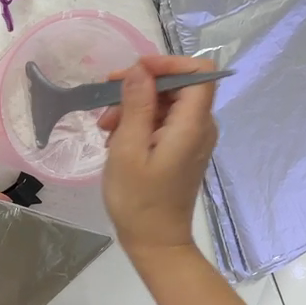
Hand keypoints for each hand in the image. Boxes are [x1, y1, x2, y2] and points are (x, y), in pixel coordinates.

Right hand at [99, 55, 218, 259]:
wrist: (154, 242)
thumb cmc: (138, 200)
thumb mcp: (128, 149)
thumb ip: (136, 105)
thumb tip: (139, 69)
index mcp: (193, 124)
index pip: (198, 71)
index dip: (168, 62)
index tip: (134, 72)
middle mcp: (201, 127)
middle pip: (179, 85)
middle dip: (142, 86)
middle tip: (106, 100)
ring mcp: (193, 140)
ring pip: (167, 103)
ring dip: (135, 107)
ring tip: (105, 127)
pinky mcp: (182, 151)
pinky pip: (164, 123)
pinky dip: (140, 123)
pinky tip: (116, 140)